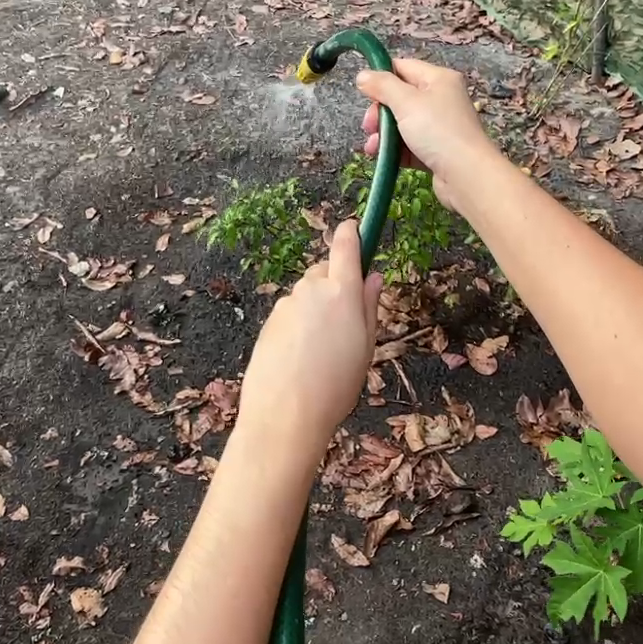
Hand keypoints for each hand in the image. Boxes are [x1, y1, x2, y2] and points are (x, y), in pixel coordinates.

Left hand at [238, 220, 383, 448]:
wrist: (286, 414)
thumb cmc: (336, 385)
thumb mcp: (366, 346)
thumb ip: (369, 307)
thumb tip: (373, 276)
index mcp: (342, 292)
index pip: (345, 245)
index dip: (351, 233)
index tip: (354, 229)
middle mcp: (311, 290)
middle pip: (324, 273)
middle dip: (334, 286)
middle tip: (346, 324)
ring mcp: (286, 305)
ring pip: (306, 296)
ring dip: (315, 310)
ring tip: (323, 351)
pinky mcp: (269, 322)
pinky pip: (290, 315)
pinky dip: (298, 326)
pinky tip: (301, 358)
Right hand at [356, 58, 503, 211]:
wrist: (466, 175)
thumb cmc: (437, 131)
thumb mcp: (406, 102)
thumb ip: (382, 86)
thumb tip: (362, 75)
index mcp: (438, 79)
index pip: (403, 68)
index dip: (381, 79)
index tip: (364, 95)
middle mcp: (441, 99)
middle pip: (400, 98)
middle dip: (380, 113)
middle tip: (369, 127)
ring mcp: (439, 127)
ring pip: (402, 125)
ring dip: (383, 135)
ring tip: (372, 148)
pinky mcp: (436, 152)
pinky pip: (410, 146)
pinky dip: (395, 151)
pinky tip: (383, 158)